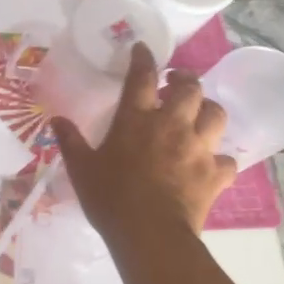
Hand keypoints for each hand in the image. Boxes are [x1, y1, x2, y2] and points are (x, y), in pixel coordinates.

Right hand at [52, 43, 237, 238]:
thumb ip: (71, 140)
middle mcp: (171, 125)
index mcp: (136, 119)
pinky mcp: (215, 174)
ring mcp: (198, 148)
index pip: (141, 77)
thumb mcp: (81, 168)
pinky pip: (226, 158)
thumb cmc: (110, 197)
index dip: (143, 59)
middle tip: (176, 81)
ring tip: (199, 114)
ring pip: (216, 115)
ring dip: (208, 110)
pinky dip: (220, 157)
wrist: (150, 234)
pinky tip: (210, 162)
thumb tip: (57, 119)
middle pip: (190, 88)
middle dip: (185, 79)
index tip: (143, 49)